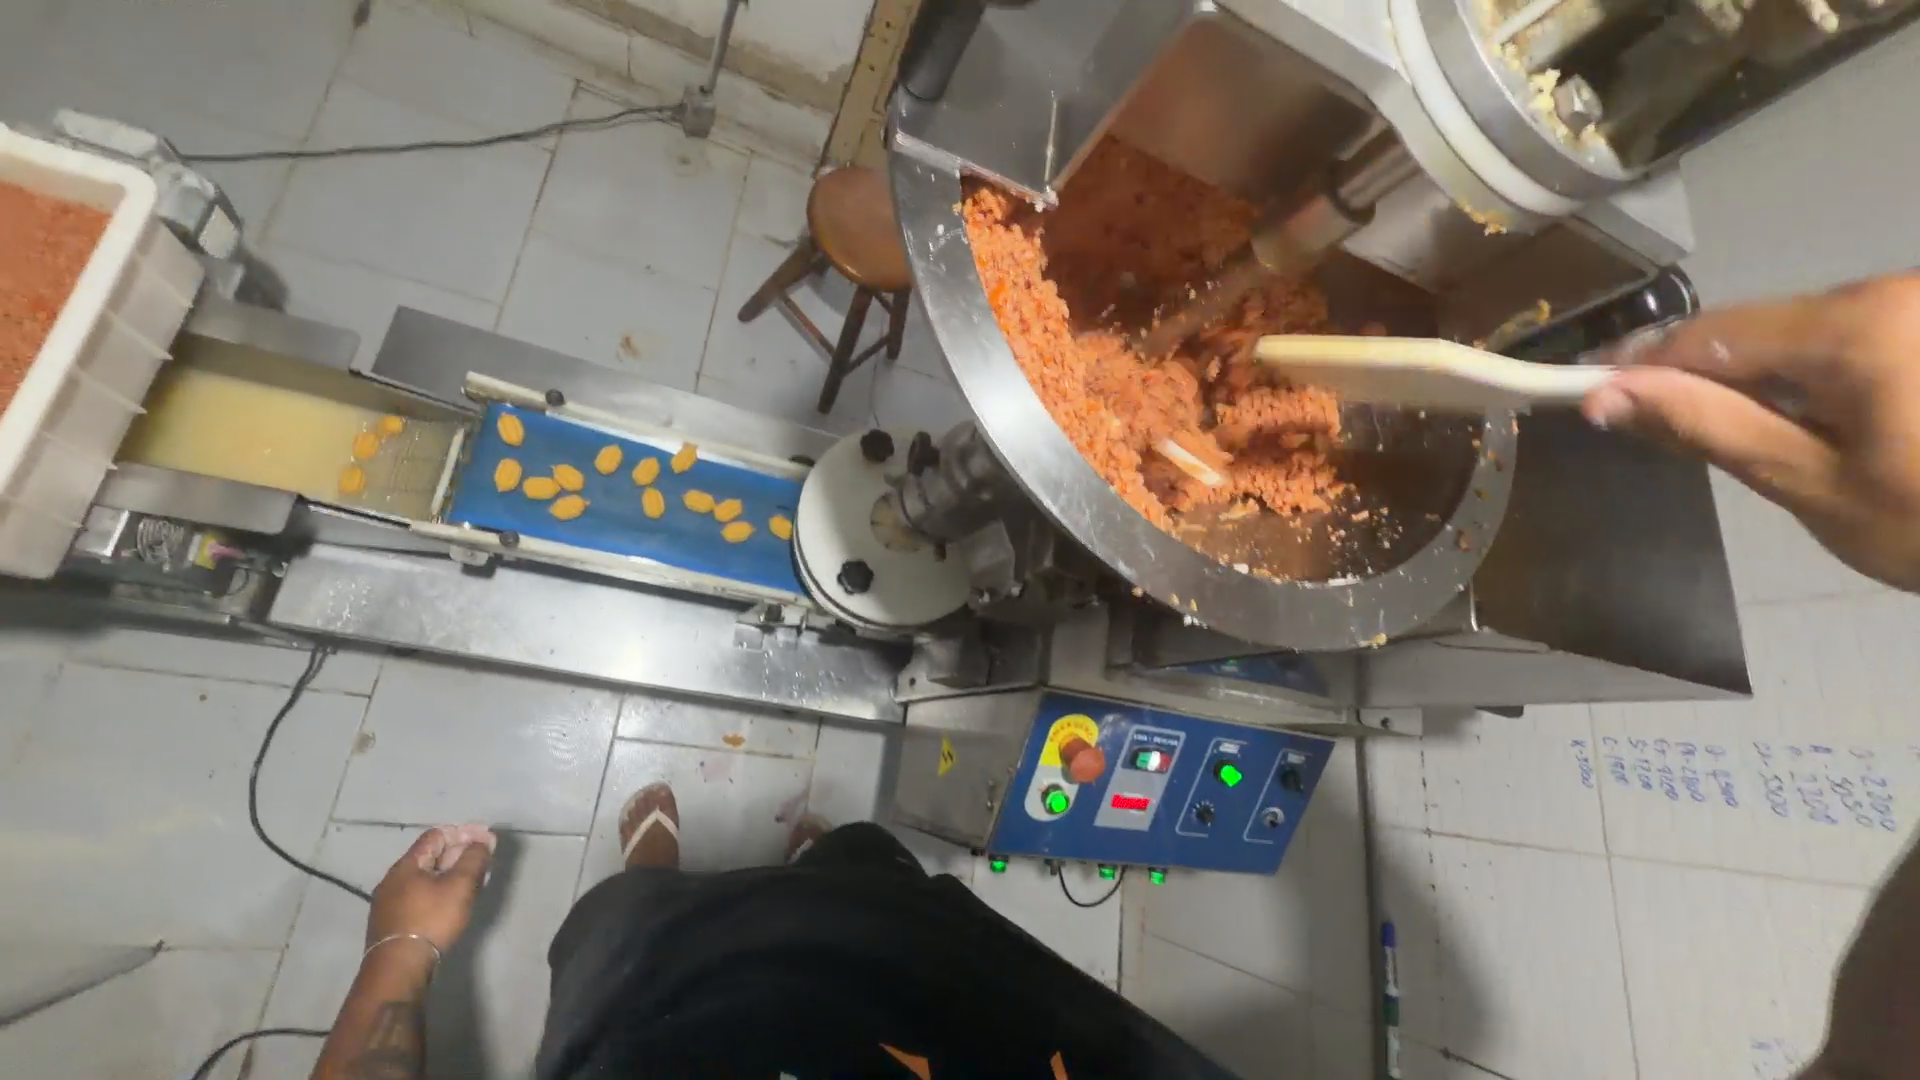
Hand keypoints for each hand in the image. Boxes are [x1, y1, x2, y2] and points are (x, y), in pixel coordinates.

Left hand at [367, 824, 496, 952]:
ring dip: (452, 872)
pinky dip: (440, 889)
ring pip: (426, 876)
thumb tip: (482, 841)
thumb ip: (475, 857)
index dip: (464, 832)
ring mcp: (389, 903)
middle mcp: (393, 880)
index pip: (436, 835)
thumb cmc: (431, 919)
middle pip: (430, 855)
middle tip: (484, 860)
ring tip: (474, 880)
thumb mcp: (461, 884)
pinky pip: (420, 894)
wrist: (399, 970)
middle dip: (460, 853)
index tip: (487, 839)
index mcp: (406, 866)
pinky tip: (454, 900)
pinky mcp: (392, 922)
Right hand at [1583, 274, 1919, 591]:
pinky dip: (1800, 375)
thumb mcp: (1806, 480)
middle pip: (1752, 328)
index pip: (1705, 336)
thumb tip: (1602, 397)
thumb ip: (1703, 426)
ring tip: (1721, 426)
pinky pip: (1845, 338)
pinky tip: (1797, 415)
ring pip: (1795, 332)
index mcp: (1859, 327)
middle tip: (1642, 418)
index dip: (1633, 365)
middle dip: (1691, 372)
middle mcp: (1897, 293)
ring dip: (1744, 377)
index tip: (1579, 391)